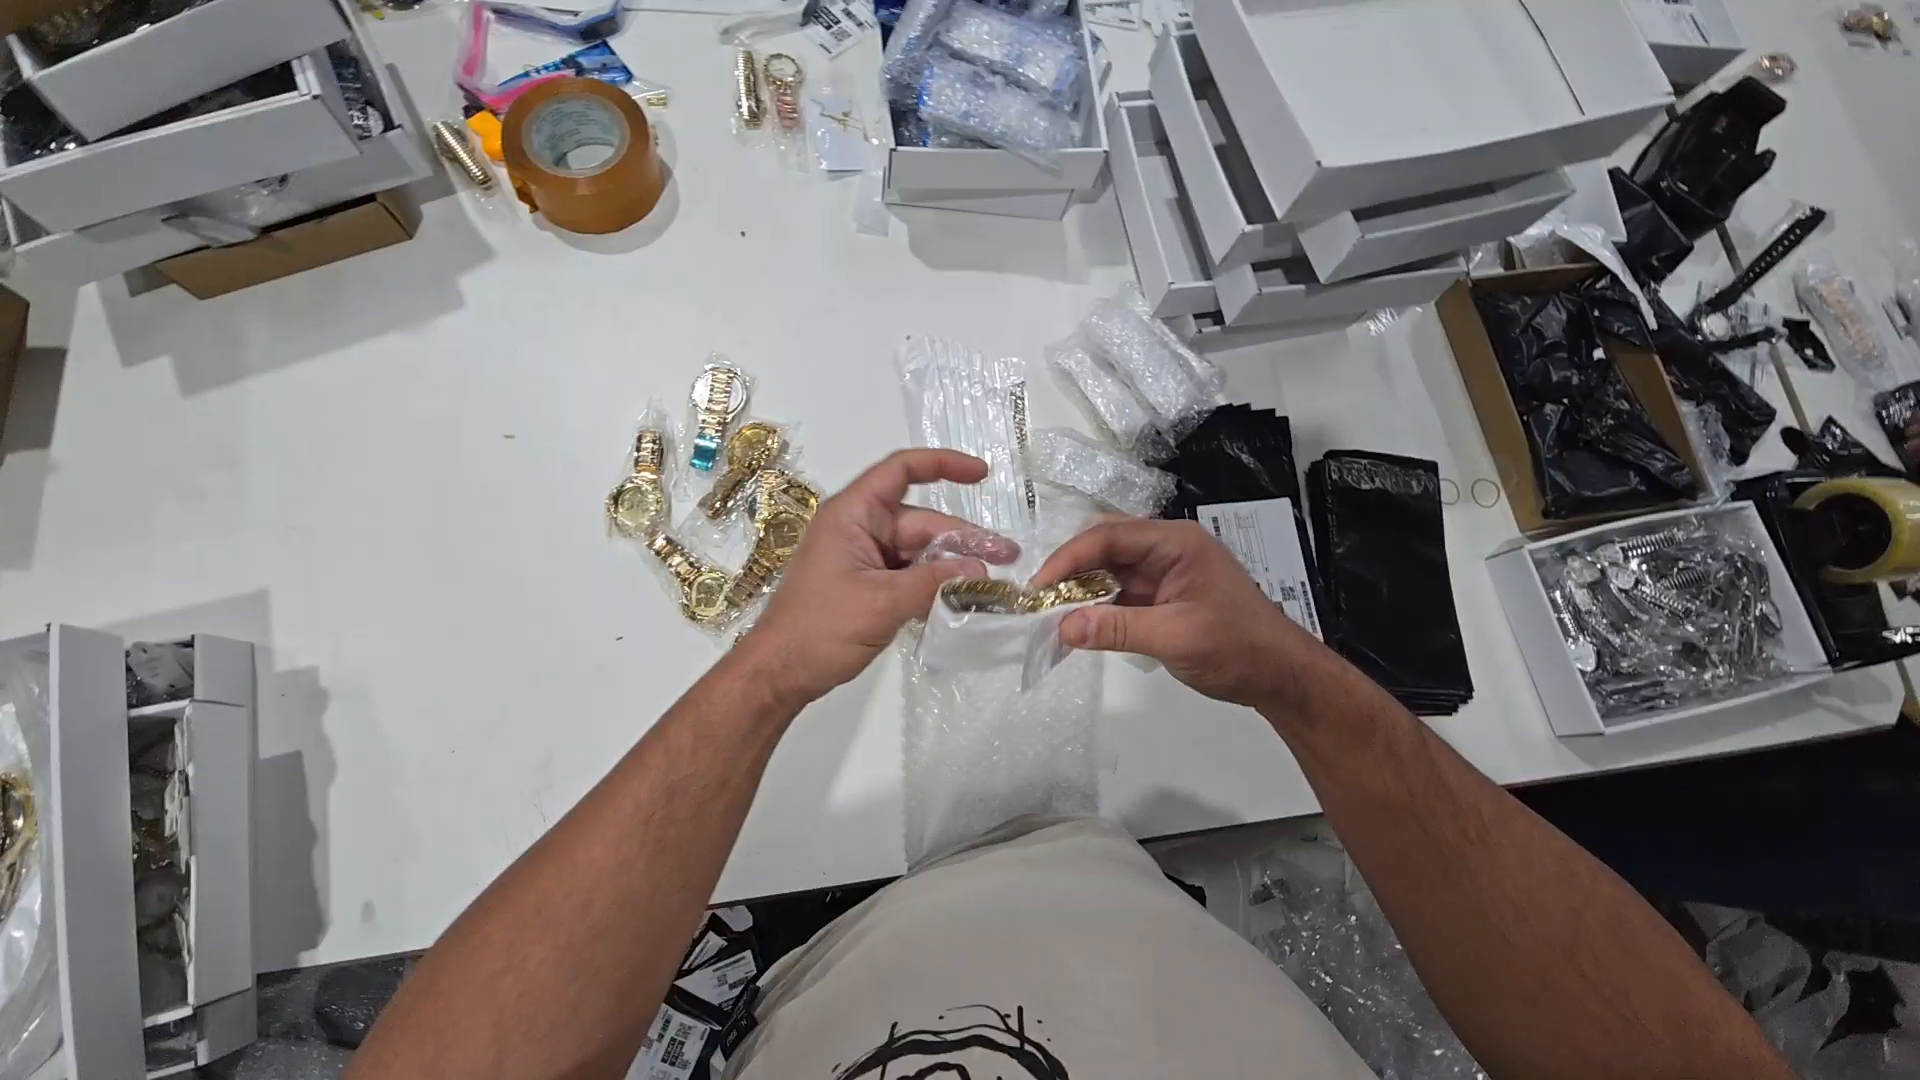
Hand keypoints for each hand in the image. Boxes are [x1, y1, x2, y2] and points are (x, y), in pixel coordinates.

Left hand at [738, 449, 1016, 708]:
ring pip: (920, 552)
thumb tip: (980, 570)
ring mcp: (864, 559)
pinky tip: (963, 602)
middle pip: (921, 521)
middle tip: (1009, 557)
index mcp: (853, 515)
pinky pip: (910, 576)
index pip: (901, 470)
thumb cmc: (819, 629)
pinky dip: (935, 586)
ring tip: (992, 584)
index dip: (943, 465)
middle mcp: (860, 529)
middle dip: (963, 538)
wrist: (780, 674)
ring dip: (953, 566)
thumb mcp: (882, 603)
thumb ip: (933, 583)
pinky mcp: (868, 586)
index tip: (983, 474)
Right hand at [1031, 518, 1334, 708]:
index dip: (1068, 559)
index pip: (1109, 537)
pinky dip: (1096, 607)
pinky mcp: (1162, 597)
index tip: (1038, 589)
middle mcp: (1167, 549)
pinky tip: (1077, 624)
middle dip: (1069, 569)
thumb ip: (1118, 629)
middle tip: (1039, 599)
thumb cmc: (1238, 649)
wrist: (1282, 676)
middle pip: (1105, 546)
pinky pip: (1120, 593)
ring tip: (1049, 613)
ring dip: (1080, 589)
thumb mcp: (1177, 638)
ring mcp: (1165, 573)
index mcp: (1175, 543)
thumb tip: (1062, 628)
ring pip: (1109, 570)